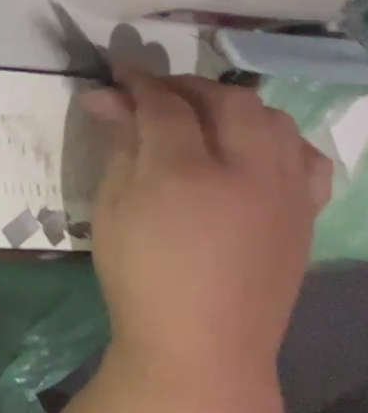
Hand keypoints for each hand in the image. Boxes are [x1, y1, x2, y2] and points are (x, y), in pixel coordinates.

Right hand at [84, 72, 331, 388]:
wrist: (203, 339)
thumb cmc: (140, 269)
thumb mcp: (112, 202)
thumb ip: (118, 144)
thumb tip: (106, 98)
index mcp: (186, 171)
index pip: (165, 105)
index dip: (137, 83)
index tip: (113, 72)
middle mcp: (248, 172)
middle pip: (229, 102)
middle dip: (187, 86)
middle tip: (150, 91)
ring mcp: (288, 192)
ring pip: (275, 121)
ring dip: (234, 106)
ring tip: (198, 116)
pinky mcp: (307, 212)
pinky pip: (305, 155)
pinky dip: (276, 137)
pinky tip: (248, 148)